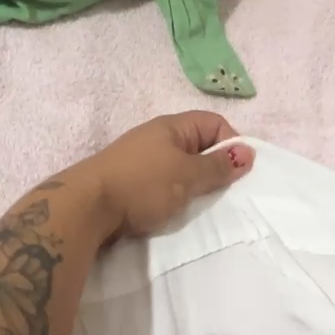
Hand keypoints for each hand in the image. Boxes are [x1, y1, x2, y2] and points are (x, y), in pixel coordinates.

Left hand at [67, 112, 255, 237]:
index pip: (214, 123)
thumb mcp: (188, 176)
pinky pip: (161, 185)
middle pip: (197, 146)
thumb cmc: (142, 185)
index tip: (236, 173)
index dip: (231, 143)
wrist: (87, 207)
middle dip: (213, 169)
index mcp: (172, 126)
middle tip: (221, 194)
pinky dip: (172, 197)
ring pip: (179, 169)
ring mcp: (140, 161)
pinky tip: (172, 212)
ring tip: (197, 206)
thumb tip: (248, 153)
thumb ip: (218, 166)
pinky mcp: (129, 183)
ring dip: (192, 187)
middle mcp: (156, 138)